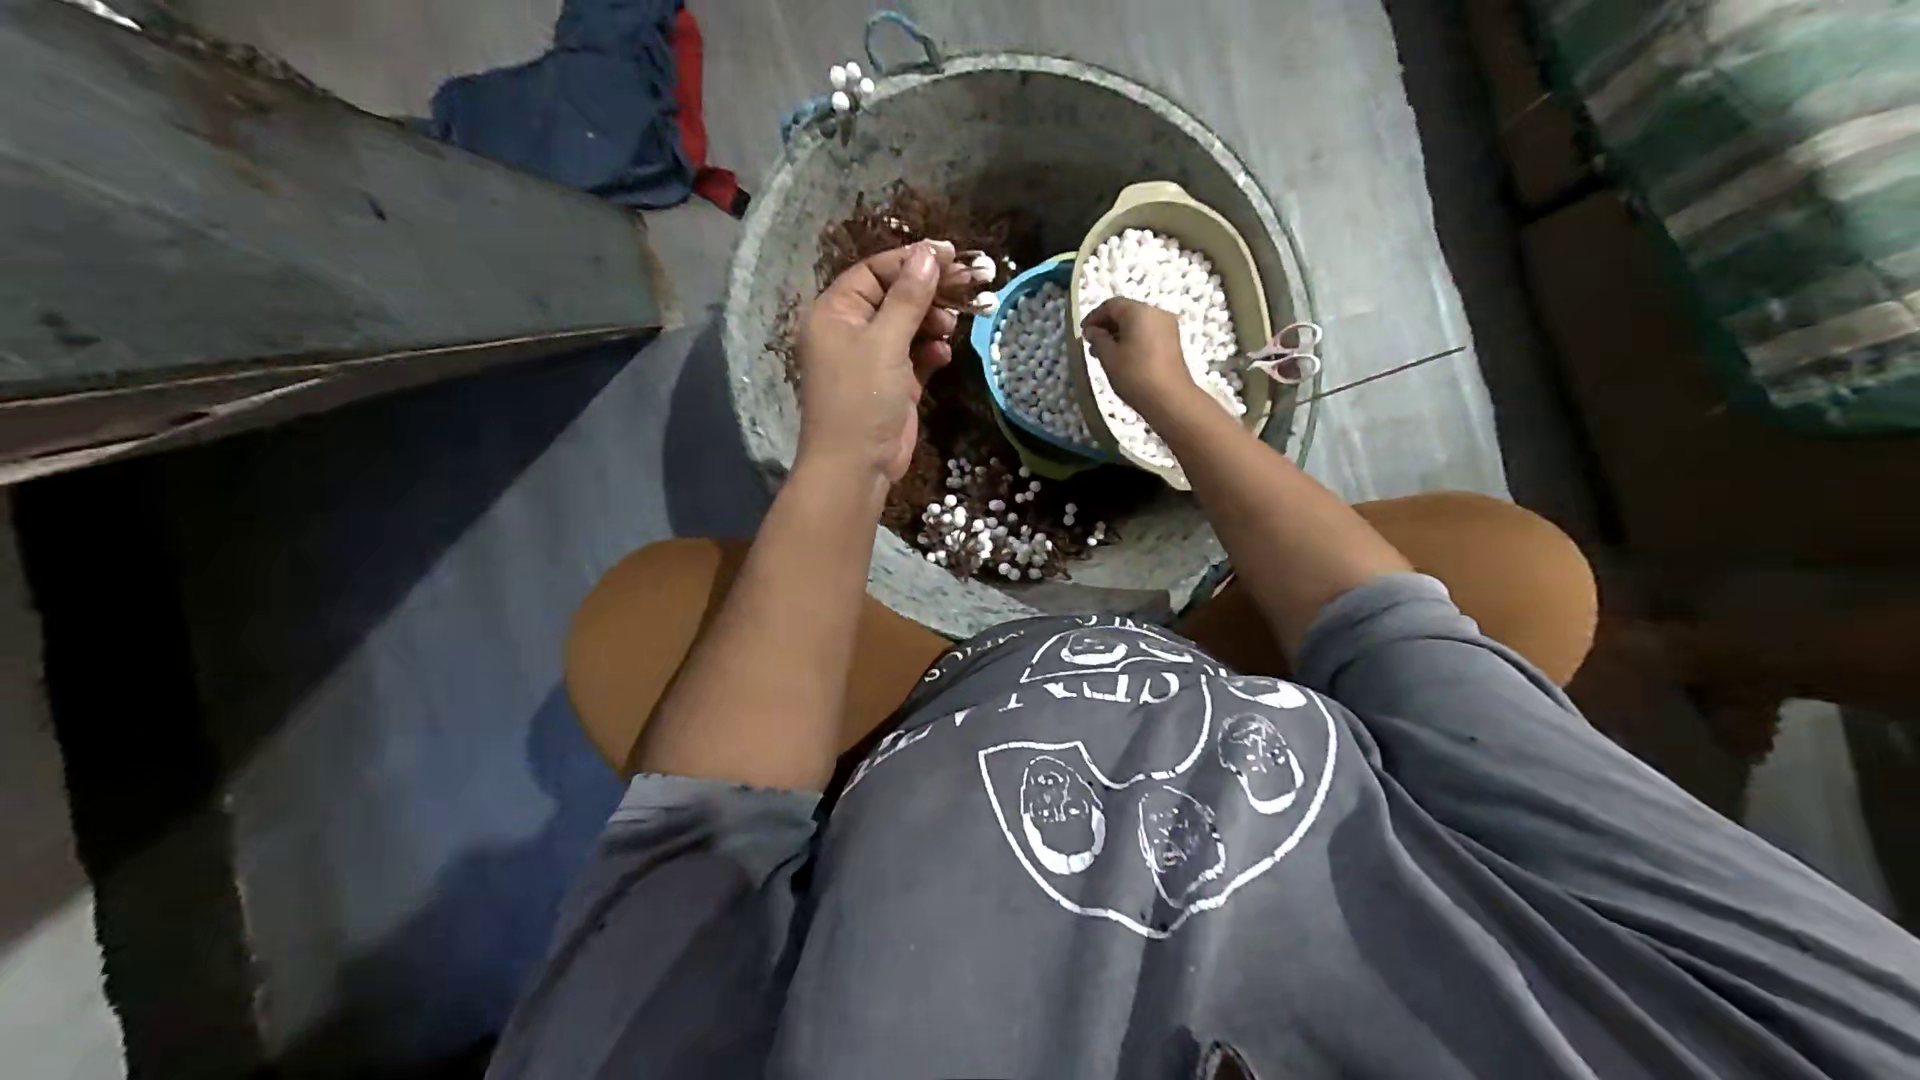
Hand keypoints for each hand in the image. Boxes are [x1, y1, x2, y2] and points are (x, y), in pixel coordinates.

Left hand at [795, 241, 958, 486]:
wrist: (856, 465)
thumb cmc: (862, 397)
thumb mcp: (885, 342)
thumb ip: (909, 298)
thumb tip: (929, 255)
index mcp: (835, 313)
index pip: (874, 271)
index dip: (911, 261)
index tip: (950, 256)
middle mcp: (851, 331)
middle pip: (895, 297)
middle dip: (929, 293)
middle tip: (967, 286)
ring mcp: (872, 359)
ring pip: (908, 326)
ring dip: (932, 322)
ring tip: (952, 325)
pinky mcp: (892, 383)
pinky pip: (915, 356)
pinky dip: (930, 352)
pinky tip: (943, 354)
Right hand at [1079, 297, 1196, 417]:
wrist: (1169, 398)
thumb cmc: (1134, 375)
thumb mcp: (1109, 357)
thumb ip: (1097, 338)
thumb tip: (1092, 330)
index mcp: (1139, 311)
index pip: (1111, 305)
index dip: (1094, 317)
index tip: (1083, 333)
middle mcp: (1156, 312)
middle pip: (1126, 312)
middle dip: (1107, 326)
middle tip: (1091, 345)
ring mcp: (1167, 326)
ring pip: (1137, 323)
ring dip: (1118, 334)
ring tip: (1104, 353)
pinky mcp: (1171, 340)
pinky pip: (1147, 332)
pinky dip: (1132, 339)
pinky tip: (1122, 356)